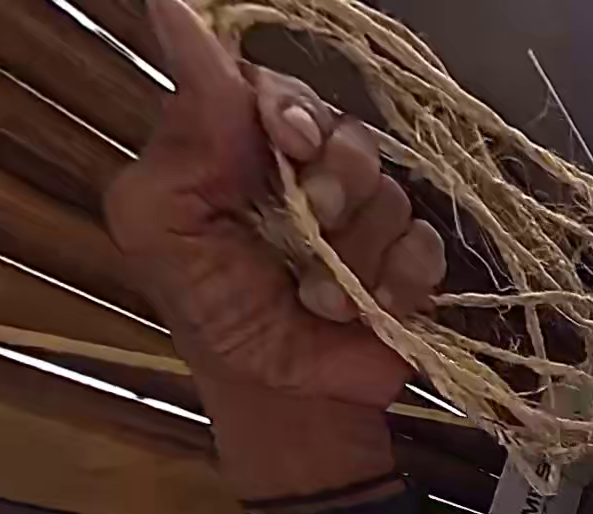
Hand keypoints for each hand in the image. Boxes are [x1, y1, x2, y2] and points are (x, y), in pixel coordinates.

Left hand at [105, 0, 445, 493]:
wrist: (287, 397)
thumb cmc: (218, 317)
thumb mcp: (166, 225)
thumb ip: (183, 134)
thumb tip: (175, 11)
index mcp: (248, 157)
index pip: (281, 91)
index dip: (292, 107)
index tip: (286, 139)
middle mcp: (314, 181)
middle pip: (351, 137)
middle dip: (335, 184)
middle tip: (312, 229)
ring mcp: (370, 227)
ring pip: (392, 197)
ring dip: (359, 256)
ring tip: (325, 303)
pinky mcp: (411, 270)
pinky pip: (426, 248)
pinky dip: (403, 281)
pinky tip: (376, 311)